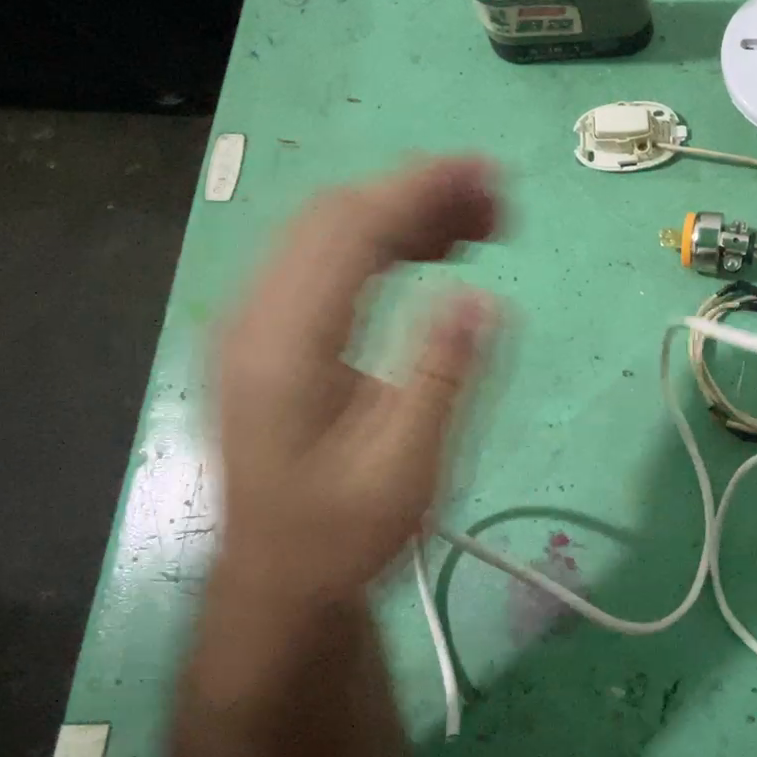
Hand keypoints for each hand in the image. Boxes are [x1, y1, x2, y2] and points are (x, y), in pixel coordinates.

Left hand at [215, 158, 502, 605]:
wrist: (277, 583)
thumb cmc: (344, 534)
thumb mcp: (405, 468)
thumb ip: (441, 377)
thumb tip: (481, 294)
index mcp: (284, 346)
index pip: (349, 232)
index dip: (420, 189)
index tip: (488, 173)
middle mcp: (256, 318)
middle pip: (335, 217)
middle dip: (420, 192)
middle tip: (500, 204)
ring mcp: (257, 324)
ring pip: (330, 233)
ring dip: (406, 213)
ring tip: (482, 224)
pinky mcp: (272, 335)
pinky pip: (328, 261)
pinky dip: (386, 241)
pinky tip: (435, 253)